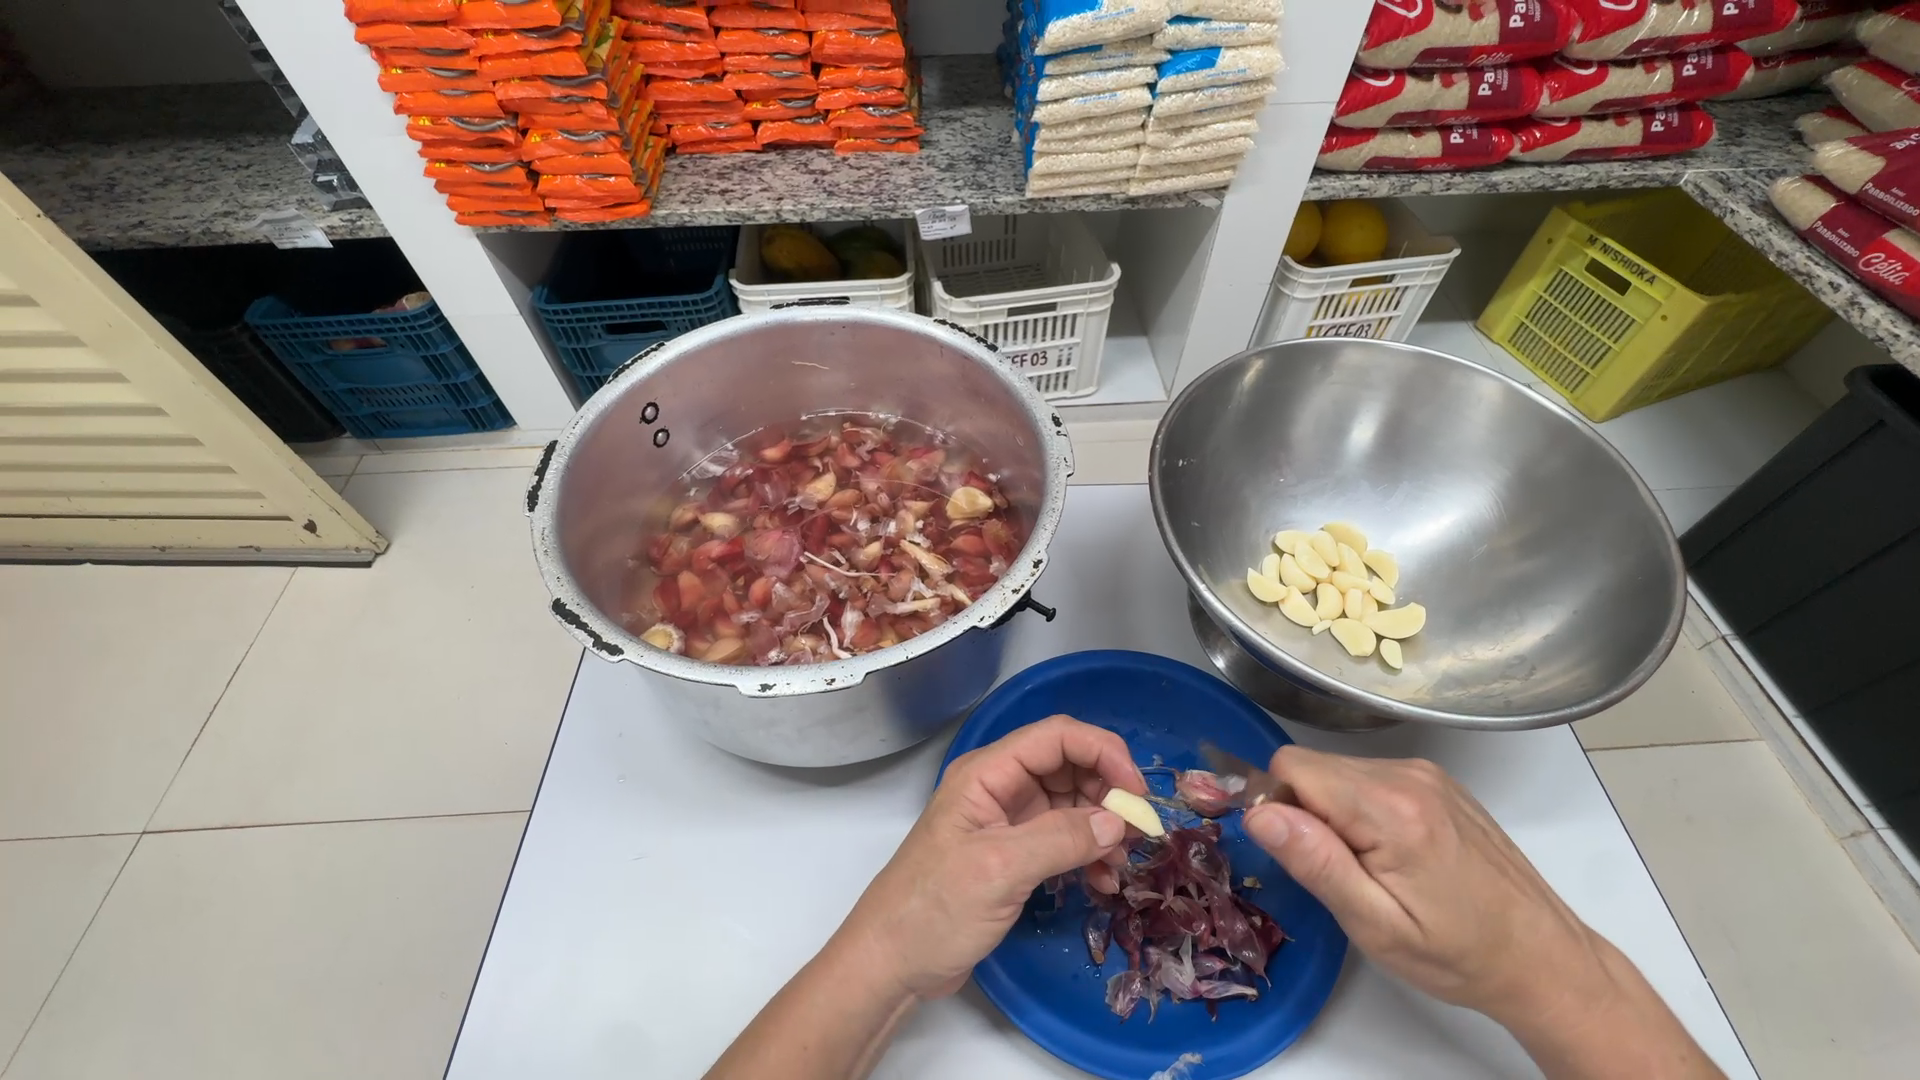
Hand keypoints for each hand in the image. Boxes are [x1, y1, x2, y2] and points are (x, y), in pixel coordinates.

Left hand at [834, 715, 1144, 999]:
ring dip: (1102, 828)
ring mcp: (1007, 821)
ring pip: (1071, 803)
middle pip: (1068, 765)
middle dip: (1107, 792)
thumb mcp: (999, 869)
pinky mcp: (1014, 854)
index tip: (1136, 793)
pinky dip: (1088, 854)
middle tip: (1137, 834)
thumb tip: (1118, 821)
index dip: (1102, 752)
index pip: (1056, 736)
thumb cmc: (934, 909)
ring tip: (1121, 864)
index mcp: (987, 773)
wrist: (891, 963)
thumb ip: (1060, 839)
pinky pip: (1064, 839)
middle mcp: (999, 787)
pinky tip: (1102, 882)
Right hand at [1240, 745, 1603, 1019]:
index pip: (1290, 767)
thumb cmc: (1456, 955)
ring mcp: (1424, 772)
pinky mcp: (1435, 779)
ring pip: (1335, 769)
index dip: (1277, 805)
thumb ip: (1315, 862)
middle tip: (1338, 869)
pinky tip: (1391, 850)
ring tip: (1368, 864)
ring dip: (1331, 808)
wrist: (1545, 960)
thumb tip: (1258, 813)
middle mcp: (1406, 774)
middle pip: (1310, 765)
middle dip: (1304, 809)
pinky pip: (1366, 774)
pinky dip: (1359, 804)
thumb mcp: (1376, 926)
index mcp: (1389, 808)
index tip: (1299, 853)